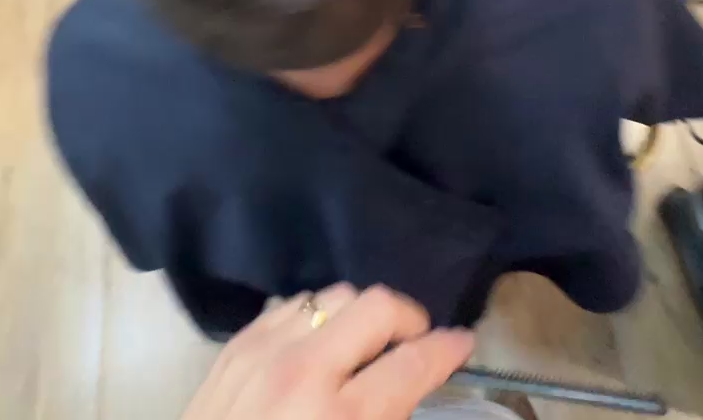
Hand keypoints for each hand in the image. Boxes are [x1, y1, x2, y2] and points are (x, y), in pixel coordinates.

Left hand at [182, 283, 475, 419]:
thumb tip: (408, 391)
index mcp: (341, 419)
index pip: (411, 365)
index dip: (446, 350)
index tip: (463, 342)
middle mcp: (305, 371)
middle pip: (377, 306)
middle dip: (409, 318)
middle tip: (415, 341)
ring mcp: (267, 349)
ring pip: (335, 294)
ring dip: (360, 315)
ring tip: (365, 343)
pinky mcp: (239, 343)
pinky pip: (293, 304)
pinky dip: (317, 317)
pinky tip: (318, 344)